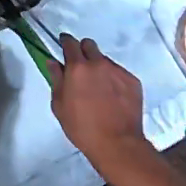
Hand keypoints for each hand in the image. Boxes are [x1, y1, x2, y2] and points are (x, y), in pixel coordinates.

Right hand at [50, 35, 155, 176]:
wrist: (117, 143)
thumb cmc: (82, 127)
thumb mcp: (59, 105)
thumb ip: (56, 79)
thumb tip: (53, 62)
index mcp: (78, 67)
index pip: (70, 43)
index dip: (65, 42)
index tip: (63, 45)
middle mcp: (99, 63)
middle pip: (89, 45)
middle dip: (83, 51)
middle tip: (81, 68)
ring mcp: (118, 71)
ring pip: (105, 60)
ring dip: (99, 67)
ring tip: (98, 88)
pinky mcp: (133, 81)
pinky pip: (119, 73)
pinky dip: (113, 80)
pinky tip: (112, 97)